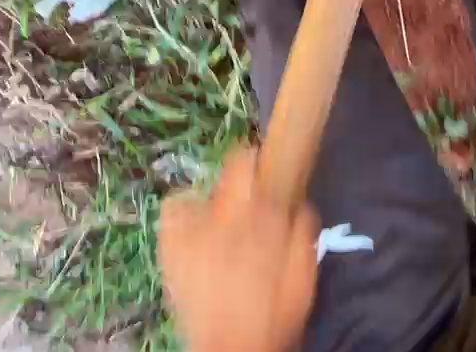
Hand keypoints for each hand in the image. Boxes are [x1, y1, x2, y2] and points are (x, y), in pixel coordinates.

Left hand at [159, 147, 319, 351]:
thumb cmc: (272, 315)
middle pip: (230, 168)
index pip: (251, 163)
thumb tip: (299, 203)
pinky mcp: (173, 252)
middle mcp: (223, 218)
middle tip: (250, 192)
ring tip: (222, 214)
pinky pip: (172, 212)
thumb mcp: (303, 275)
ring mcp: (193, 234)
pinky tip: (194, 223)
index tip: (268, 172)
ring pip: (201, 190)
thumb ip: (304, 232)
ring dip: (216, 197)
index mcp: (258, 220)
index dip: (259, 161)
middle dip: (242, 172)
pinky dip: (183, 211)